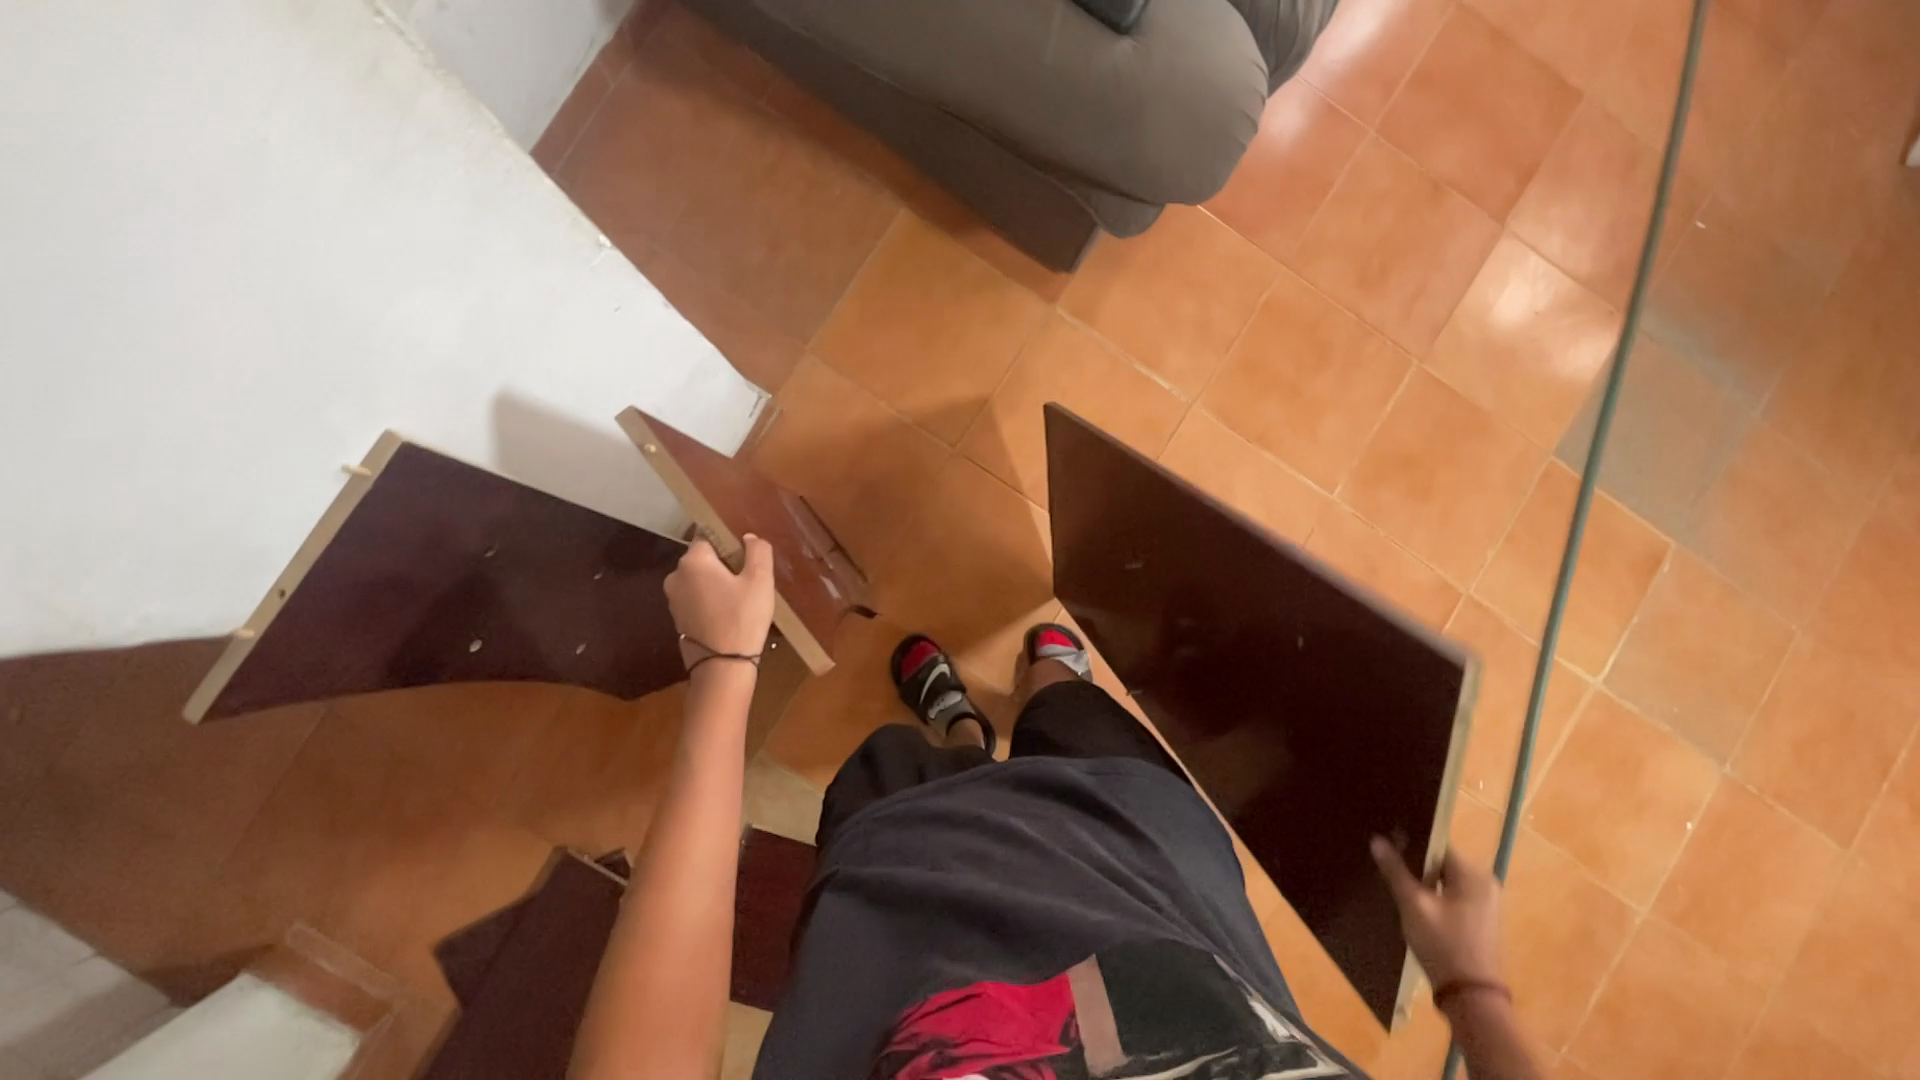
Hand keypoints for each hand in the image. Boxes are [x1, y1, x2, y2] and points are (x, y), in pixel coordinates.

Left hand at [663, 534, 774, 668]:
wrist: (722, 666)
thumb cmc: (742, 618)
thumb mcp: (760, 580)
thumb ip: (758, 551)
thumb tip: (749, 538)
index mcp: (694, 560)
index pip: (710, 537)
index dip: (729, 543)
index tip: (747, 558)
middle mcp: (676, 575)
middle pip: (703, 559)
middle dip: (723, 565)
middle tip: (748, 580)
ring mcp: (673, 599)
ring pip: (699, 581)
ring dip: (716, 585)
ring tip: (740, 599)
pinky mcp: (677, 619)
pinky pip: (696, 600)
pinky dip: (710, 602)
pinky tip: (728, 615)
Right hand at [1371, 837, 1502, 988]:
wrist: (1470, 995)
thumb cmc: (1443, 944)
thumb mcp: (1413, 904)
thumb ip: (1395, 870)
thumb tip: (1377, 839)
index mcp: (1473, 874)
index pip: (1435, 843)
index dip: (1408, 842)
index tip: (1385, 845)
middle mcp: (1484, 883)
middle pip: (1439, 861)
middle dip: (1414, 864)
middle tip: (1386, 868)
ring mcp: (1485, 902)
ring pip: (1443, 879)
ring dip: (1422, 881)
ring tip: (1397, 886)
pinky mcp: (1480, 918)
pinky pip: (1451, 894)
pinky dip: (1433, 895)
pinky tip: (1414, 905)